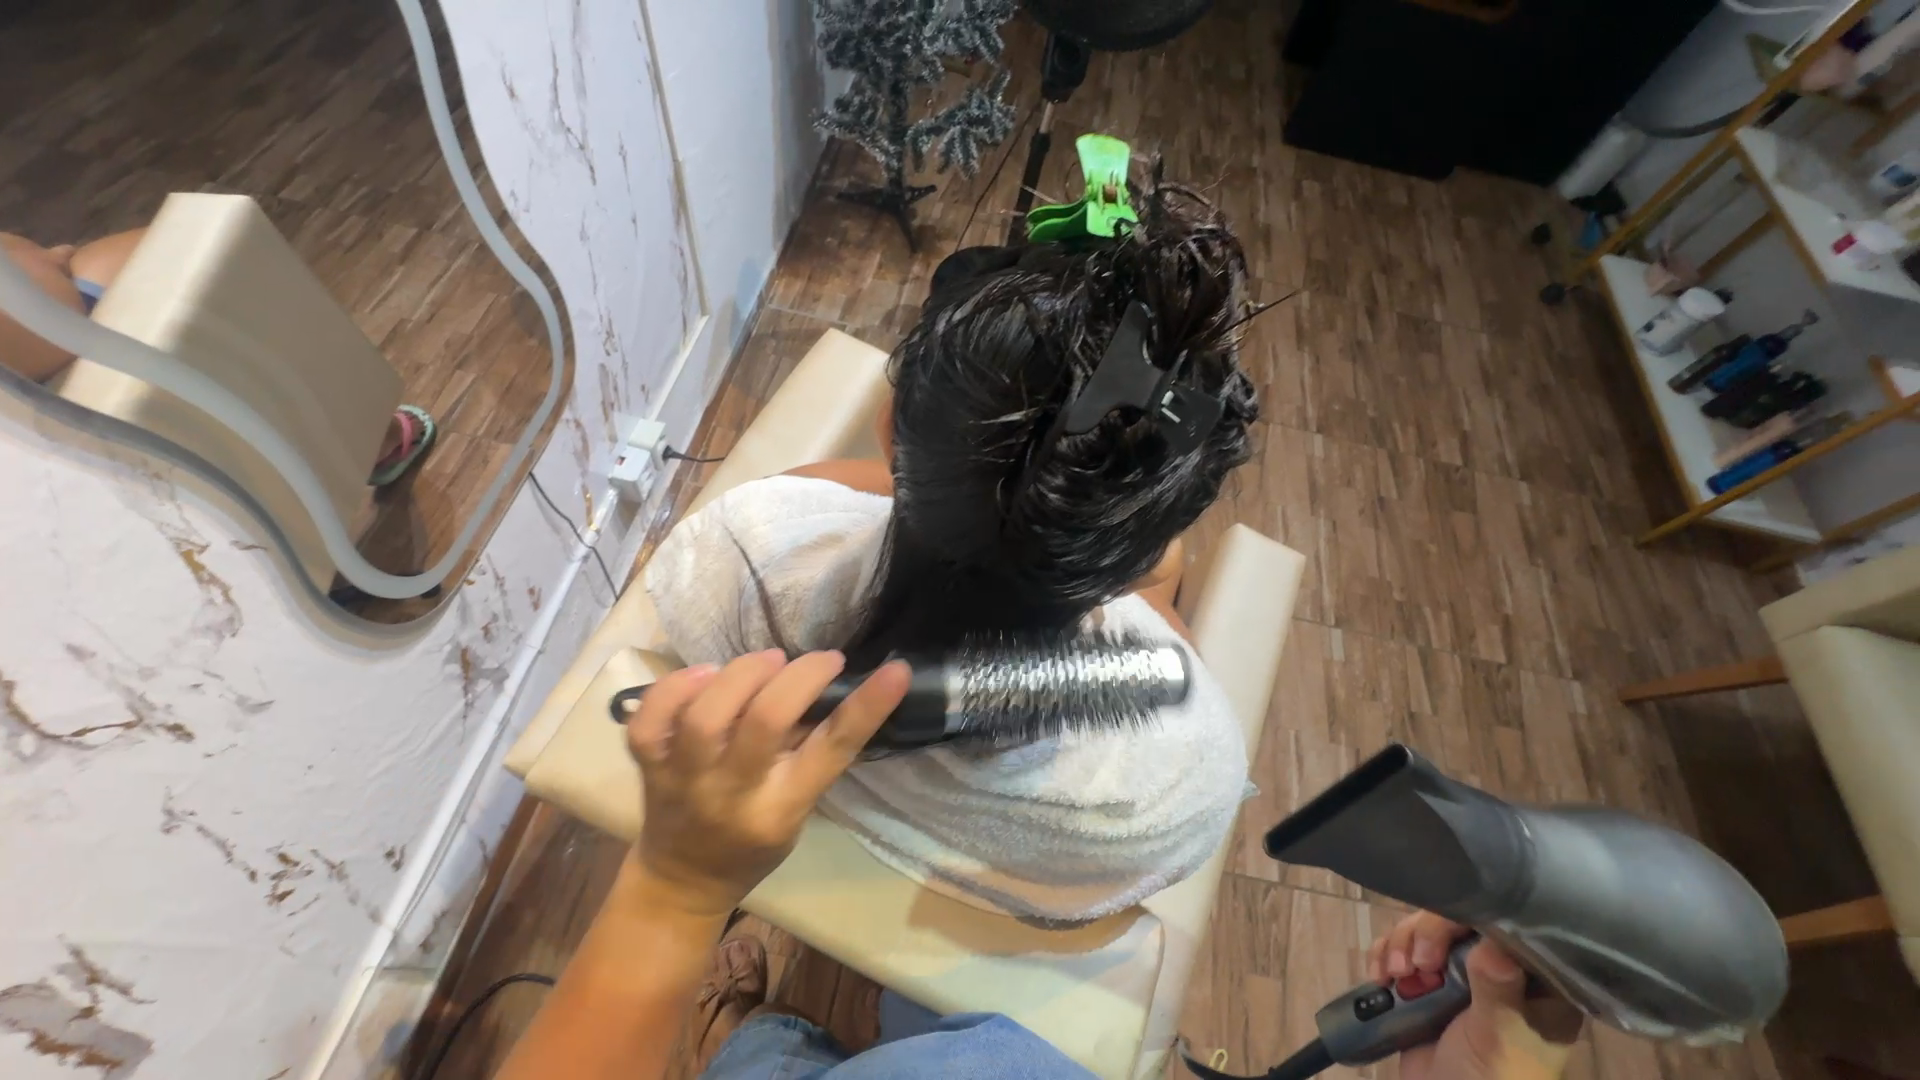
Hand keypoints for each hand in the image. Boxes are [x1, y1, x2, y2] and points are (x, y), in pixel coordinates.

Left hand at [622, 650, 910, 917]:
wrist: (681, 880)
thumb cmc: (754, 843)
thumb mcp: (798, 810)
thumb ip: (812, 755)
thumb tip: (830, 688)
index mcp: (780, 809)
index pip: (830, 750)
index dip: (866, 706)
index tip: (895, 670)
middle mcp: (731, 794)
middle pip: (765, 721)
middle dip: (801, 676)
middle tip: (822, 661)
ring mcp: (683, 779)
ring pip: (706, 714)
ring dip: (744, 673)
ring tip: (769, 661)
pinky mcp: (649, 766)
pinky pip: (650, 720)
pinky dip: (674, 687)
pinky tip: (705, 674)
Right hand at [1368, 912, 1583, 1079]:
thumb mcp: (1499, 1041)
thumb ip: (1498, 993)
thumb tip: (1494, 945)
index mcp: (1535, 983)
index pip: (1504, 925)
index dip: (1468, 921)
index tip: (1443, 946)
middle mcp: (1499, 972)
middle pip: (1454, 921)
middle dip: (1424, 936)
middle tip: (1416, 967)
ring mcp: (1459, 977)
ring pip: (1422, 931)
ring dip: (1398, 946)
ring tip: (1393, 977)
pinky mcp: (1426, 984)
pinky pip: (1399, 948)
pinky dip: (1384, 956)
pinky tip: (1379, 976)